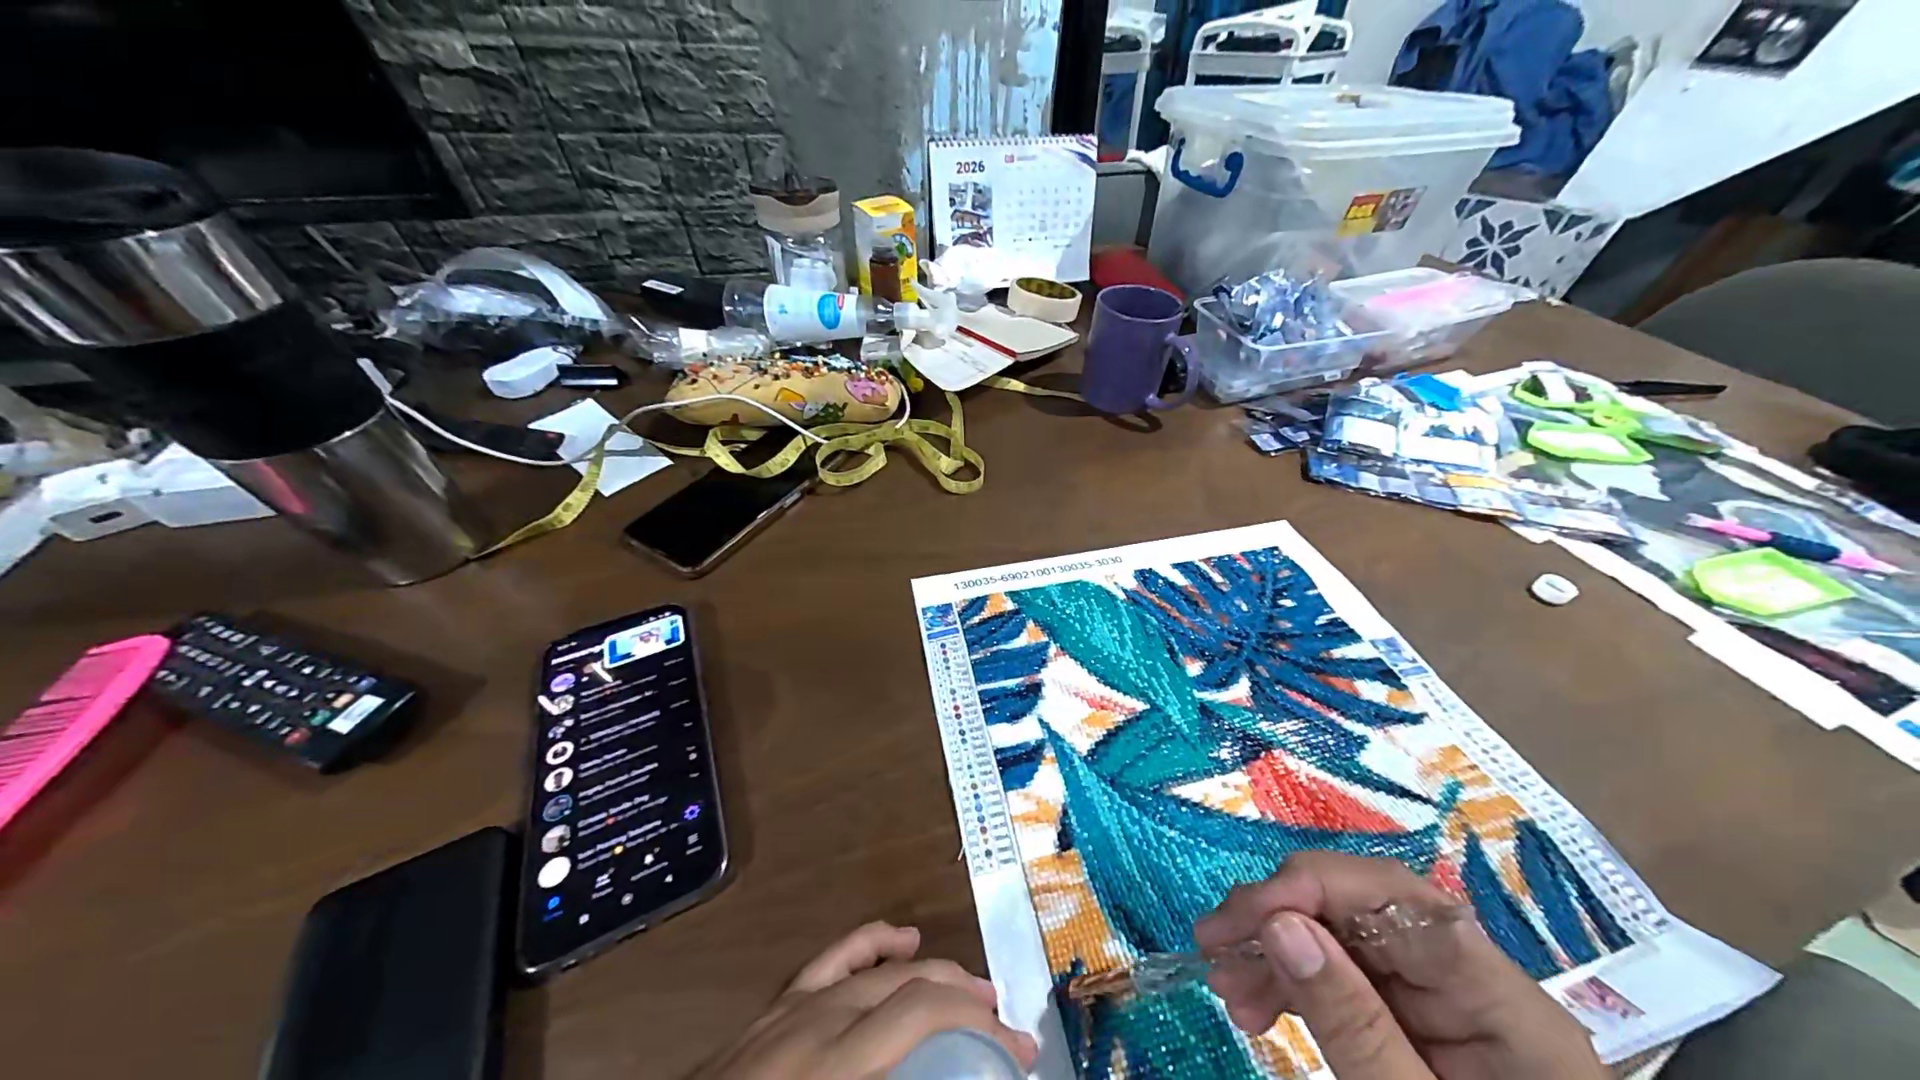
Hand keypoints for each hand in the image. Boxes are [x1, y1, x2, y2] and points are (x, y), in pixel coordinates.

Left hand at [696, 921, 1038, 1079]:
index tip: (1015, 1051)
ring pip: (881, 968)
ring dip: (934, 972)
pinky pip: (834, 959)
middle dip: (967, 1000)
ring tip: (973, 990)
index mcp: (835, 1065)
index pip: (922, 1012)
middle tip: (1005, 1030)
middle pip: (910, 985)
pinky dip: (873, 943)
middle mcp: (820, 1022)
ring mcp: (795, 1006)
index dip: (978, 1022)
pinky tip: (902, 939)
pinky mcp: (776, 1006)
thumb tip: (941, 1073)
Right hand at [1195, 852, 1605, 1079]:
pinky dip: (1293, 979)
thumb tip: (1278, 922)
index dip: (1313, 887)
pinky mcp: (1416, 1012)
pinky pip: (1344, 970)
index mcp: (1506, 1006)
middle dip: (1280, 913)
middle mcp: (1476, 978)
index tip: (1241, 919)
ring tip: (1226, 986)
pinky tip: (1255, 1001)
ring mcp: (1445, 994)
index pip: (1402, 900)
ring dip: (1276, 947)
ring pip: (1342, 932)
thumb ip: (1354, 1027)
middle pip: (1366, 904)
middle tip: (1213, 946)